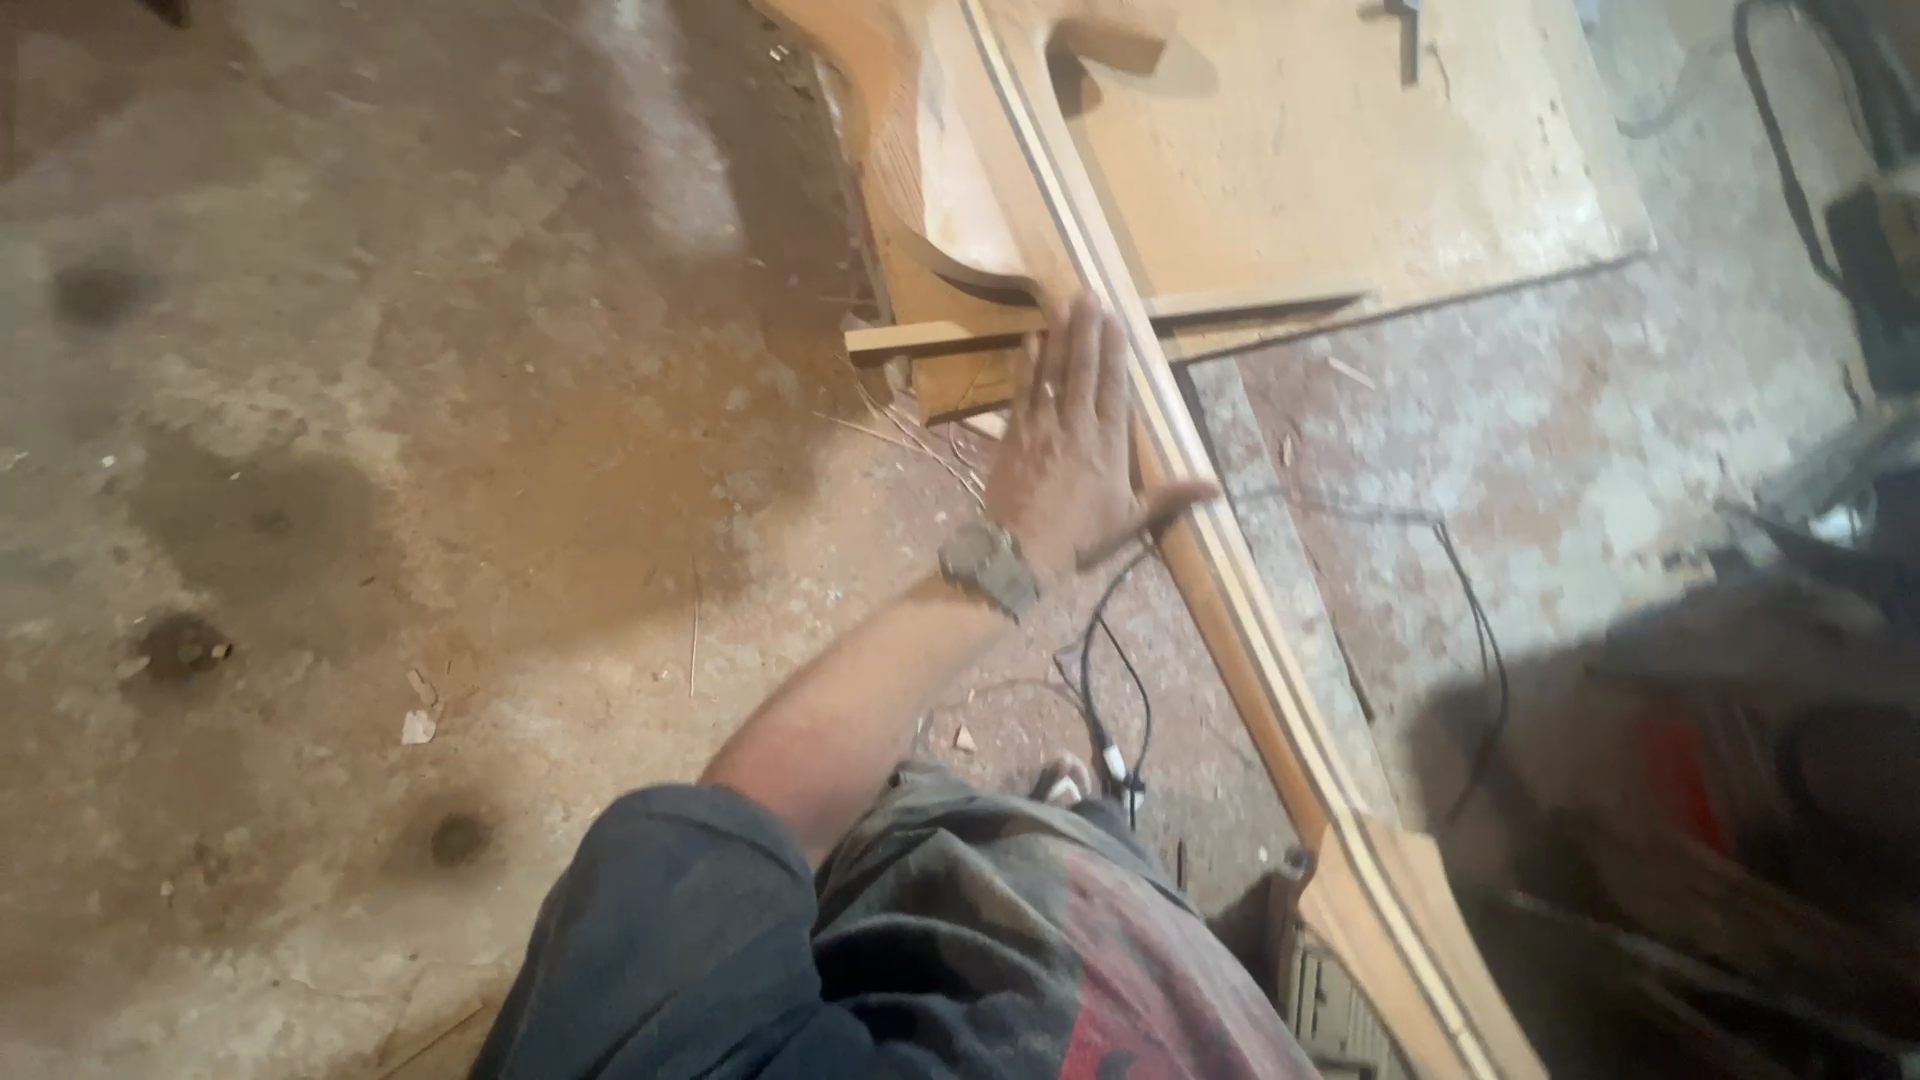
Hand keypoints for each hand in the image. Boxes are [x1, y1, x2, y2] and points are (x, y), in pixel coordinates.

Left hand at [983, 292, 1220, 582]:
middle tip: (1088, 293)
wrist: (1023, 548)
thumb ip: (1170, 495)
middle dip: (1087, 330)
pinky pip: (1021, 391)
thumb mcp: (1130, 518)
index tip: (1116, 319)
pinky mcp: (1014, 434)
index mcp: (1108, 443)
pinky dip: (1026, 365)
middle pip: (1083, 370)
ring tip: (1063, 303)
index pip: (1114, 387)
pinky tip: (1030, 340)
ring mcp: (1042, 426)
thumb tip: (1217, 487)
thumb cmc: (1081, 535)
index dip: (1116, 352)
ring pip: (1052, 373)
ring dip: (1059, 336)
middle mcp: (1076, 425)